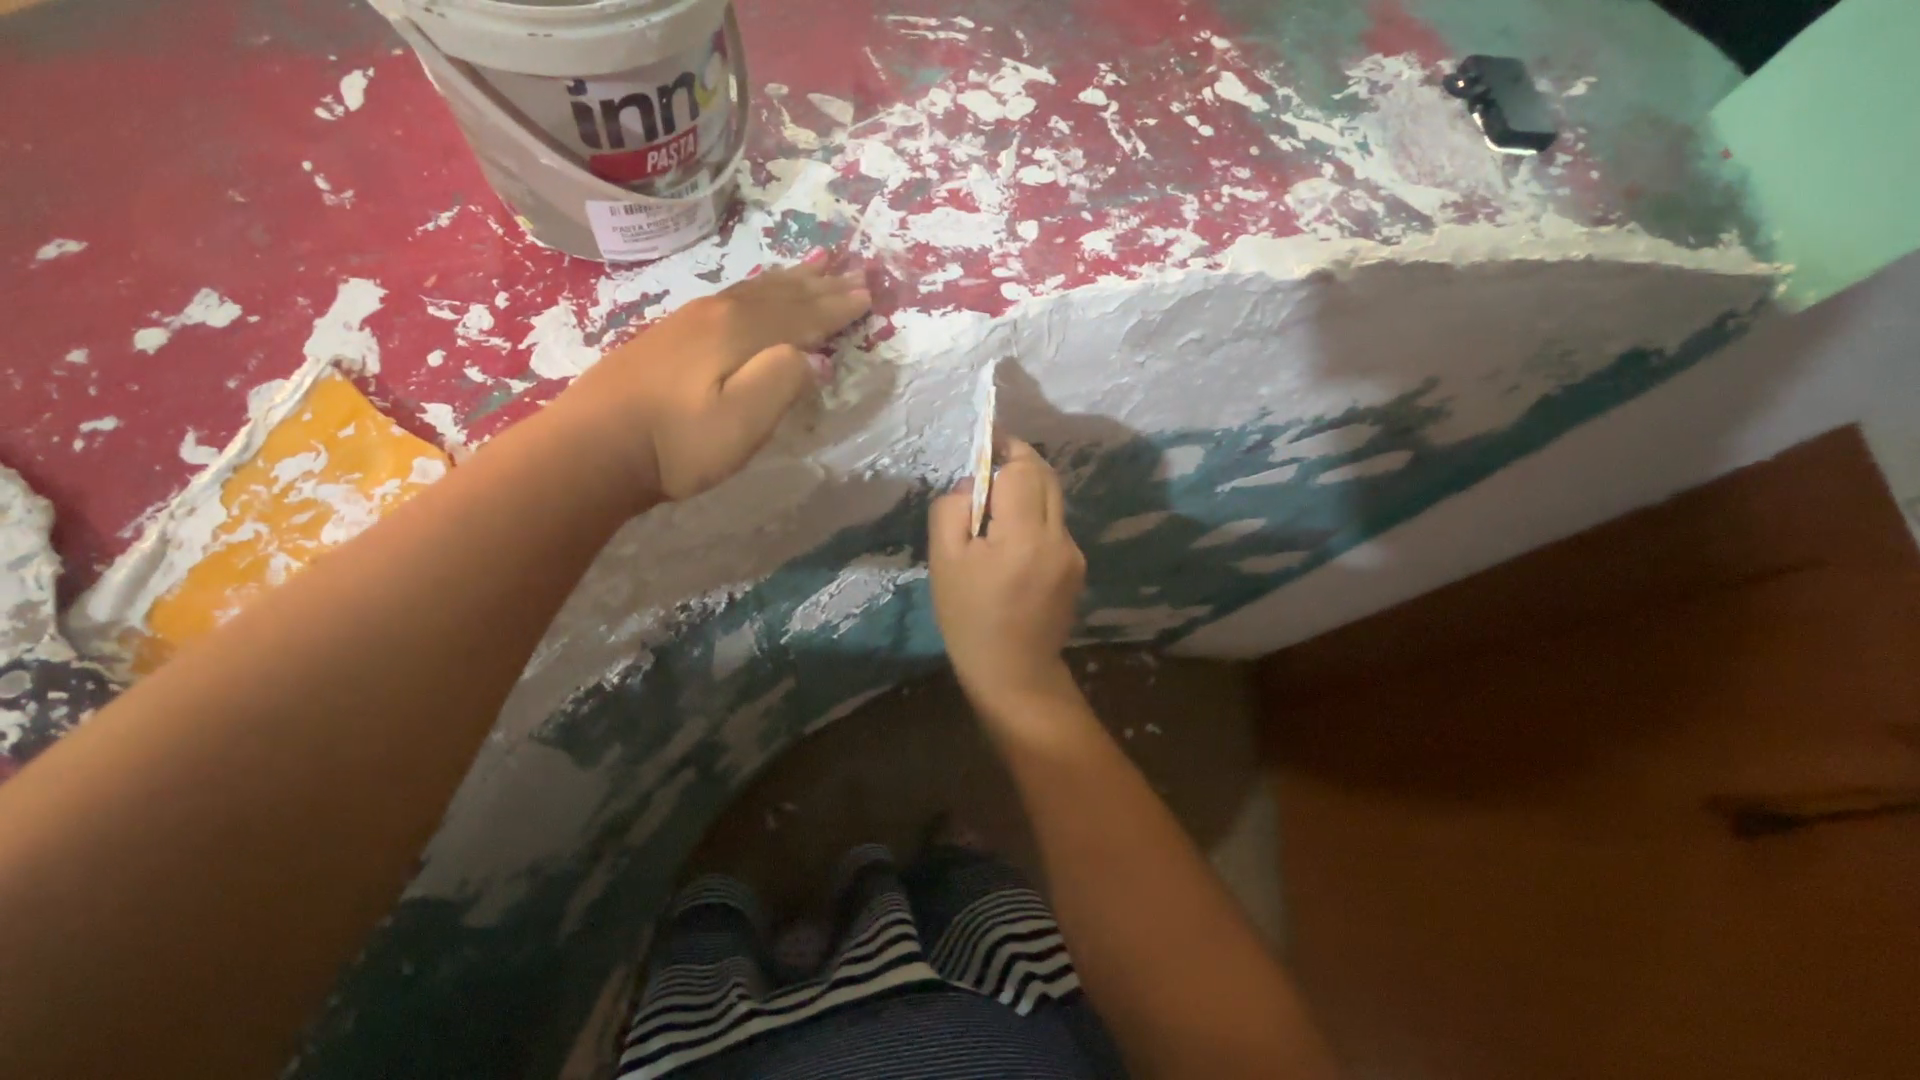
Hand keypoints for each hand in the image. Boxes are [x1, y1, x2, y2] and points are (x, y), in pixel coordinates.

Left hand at [554, 251, 870, 503]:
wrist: (592, 449)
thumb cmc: (676, 442)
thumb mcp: (742, 421)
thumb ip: (782, 381)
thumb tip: (814, 356)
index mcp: (740, 331)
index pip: (803, 313)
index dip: (838, 306)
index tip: (870, 293)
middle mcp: (718, 313)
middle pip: (780, 293)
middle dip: (821, 284)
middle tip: (855, 268)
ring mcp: (688, 321)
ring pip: (754, 290)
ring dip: (790, 279)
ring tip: (815, 263)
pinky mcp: (669, 336)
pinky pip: (731, 297)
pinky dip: (758, 290)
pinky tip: (754, 294)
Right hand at [929, 440, 1087, 715]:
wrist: (1014, 673)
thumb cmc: (970, 619)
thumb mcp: (945, 562)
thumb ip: (953, 510)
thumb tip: (970, 483)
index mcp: (1023, 534)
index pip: (1022, 468)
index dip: (1003, 449)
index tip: (984, 443)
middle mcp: (1058, 537)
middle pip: (1045, 476)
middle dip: (1018, 462)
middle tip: (987, 467)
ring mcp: (1074, 553)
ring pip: (1053, 500)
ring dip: (1027, 490)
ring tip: (995, 508)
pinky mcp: (1078, 568)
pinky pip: (1056, 525)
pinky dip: (1035, 518)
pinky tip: (1012, 543)